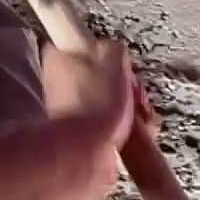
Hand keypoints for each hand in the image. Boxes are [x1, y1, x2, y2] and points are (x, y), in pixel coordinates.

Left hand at [41, 41, 156, 199]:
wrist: (88, 153)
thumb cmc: (96, 101)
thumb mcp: (113, 56)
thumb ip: (114, 47)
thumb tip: (114, 51)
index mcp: (57, 58)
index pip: (84, 46)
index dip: (108, 56)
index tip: (120, 65)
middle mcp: (58, 82)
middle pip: (102, 76)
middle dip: (127, 86)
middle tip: (136, 94)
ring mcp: (70, 110)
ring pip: (110, 101)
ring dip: (133, 108)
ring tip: (142, 117)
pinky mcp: (84, 134)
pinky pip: (111, 124)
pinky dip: (129, 128)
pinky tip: (142, 132)